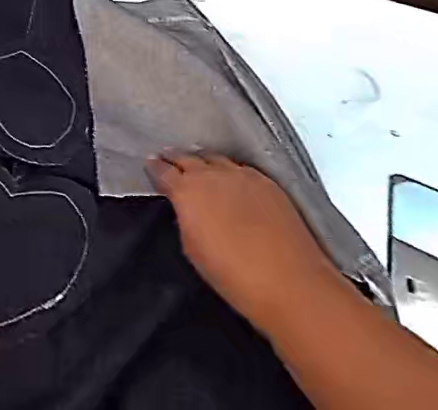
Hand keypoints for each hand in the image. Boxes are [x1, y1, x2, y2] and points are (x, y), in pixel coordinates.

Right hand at [146, 153, 342, 331]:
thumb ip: (185, 219)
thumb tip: (187, 209)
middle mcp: (214, 174)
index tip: (150, 165)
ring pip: (216, 159)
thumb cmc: (233, 275)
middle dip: (176, 158)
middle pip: (189, 158)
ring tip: (196, 165)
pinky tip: (230, 180)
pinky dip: (229, 171)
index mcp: (189, 191)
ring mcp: (242, 174)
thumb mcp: (193, 249)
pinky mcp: (267, 181)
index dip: (155, 168)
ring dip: (203, 162)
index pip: (165, 171)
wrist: (287, 281)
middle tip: (166, 158)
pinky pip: (240, 169)